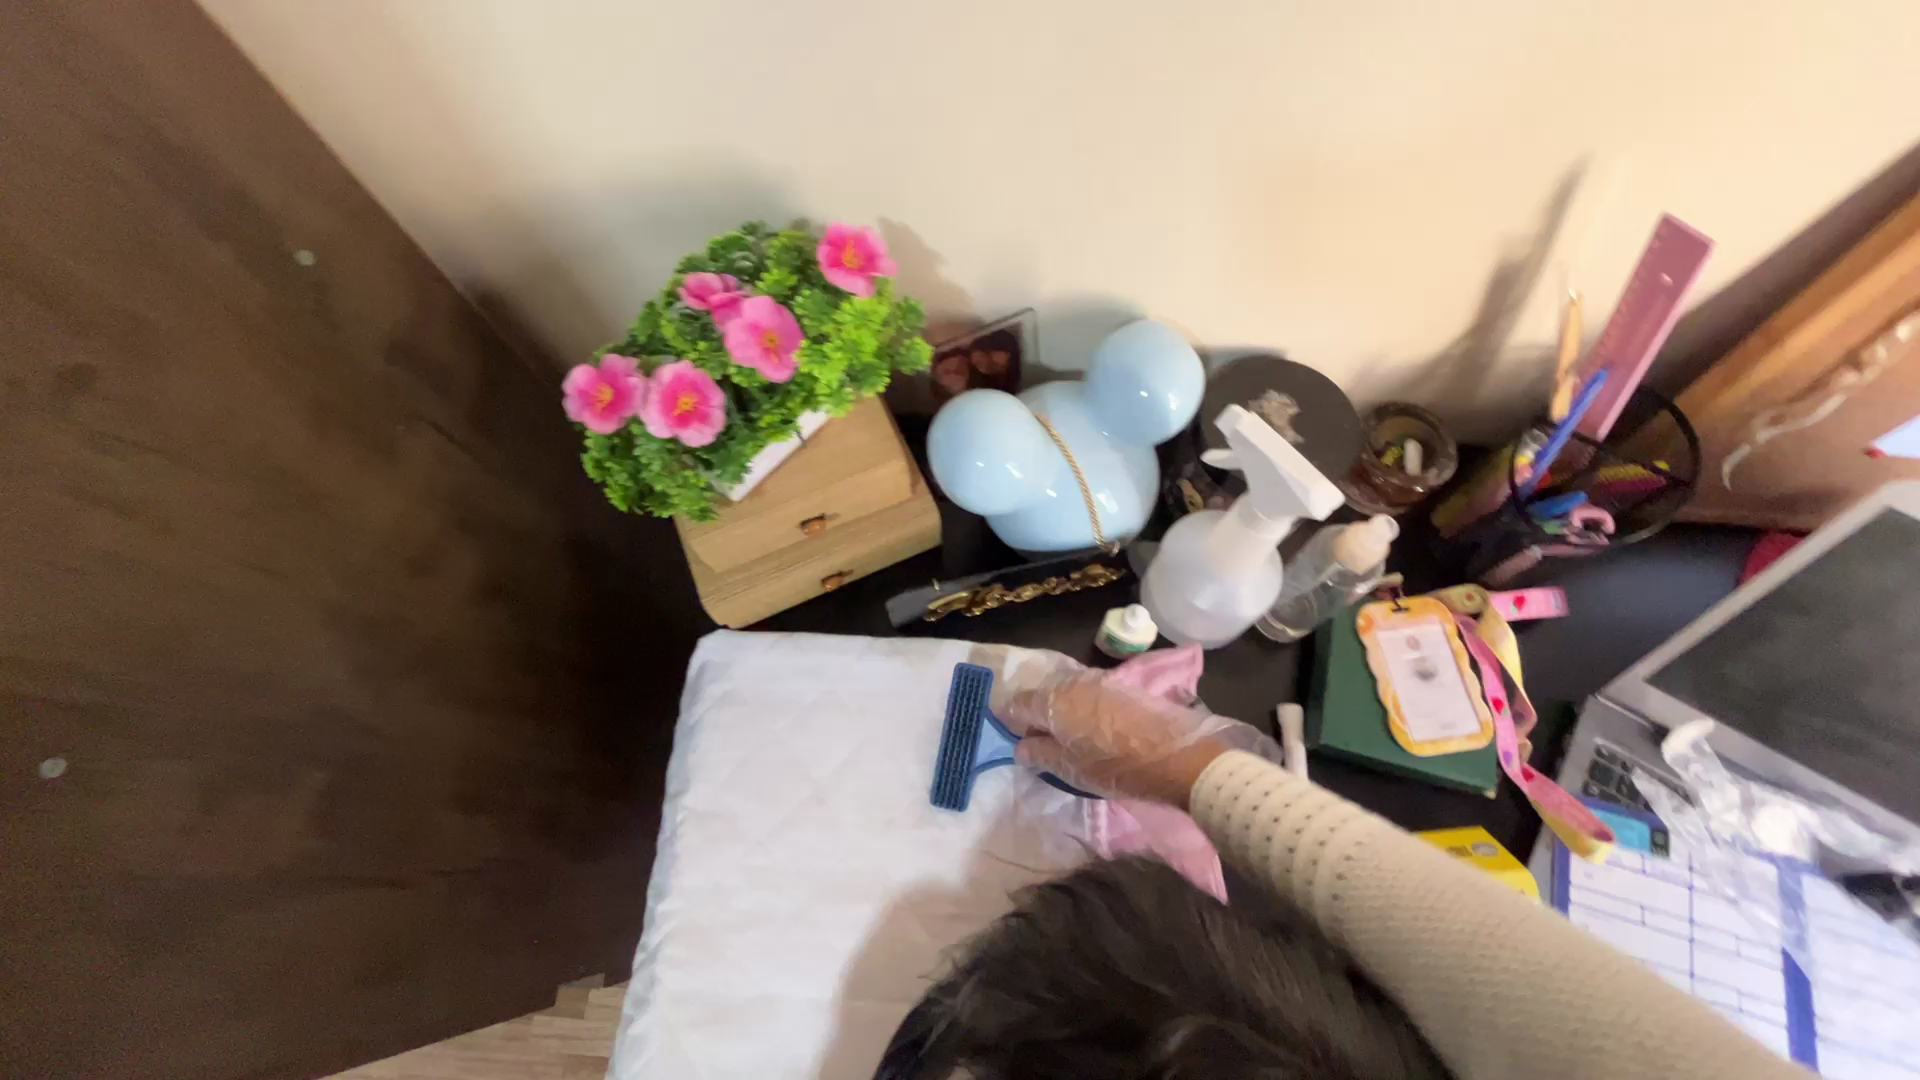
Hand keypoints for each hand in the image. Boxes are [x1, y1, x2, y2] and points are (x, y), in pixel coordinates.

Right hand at [1005, 671, 1234, 806]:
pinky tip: (1092, 728)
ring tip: (1068, 737)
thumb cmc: (1118, 767)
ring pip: (1065, 691)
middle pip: (1041, 694)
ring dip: (1060, 710)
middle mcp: (1071, 684)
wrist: (1179, 757)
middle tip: (1041, 741)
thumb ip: (1041, 755)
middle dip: (1036, 714)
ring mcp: (1098, 681)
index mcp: (1053, 703)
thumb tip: (1021, 746)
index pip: (1018, 704)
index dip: (1011, 720)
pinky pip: (1087, 692)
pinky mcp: (1121, 686)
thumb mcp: (1072, 770)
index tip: (1014, 736)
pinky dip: (1081, 707)